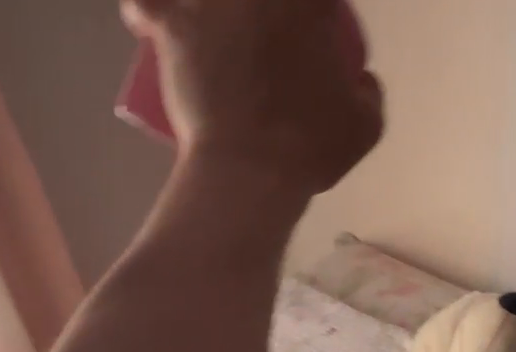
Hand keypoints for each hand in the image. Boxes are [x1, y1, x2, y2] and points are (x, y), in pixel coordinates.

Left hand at [122, 0, 383, 196]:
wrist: (253, 172)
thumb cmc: (311, 149)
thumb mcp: (364, 127)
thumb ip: (369, 93)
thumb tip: (362, 79)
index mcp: (309, 2)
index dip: (313, 11)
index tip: (312, 26)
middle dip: (258, 13)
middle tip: (258, 35)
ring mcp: (213, 4)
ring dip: (206, 9)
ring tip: (203, 26)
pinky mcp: (174, 28)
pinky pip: (147, 4)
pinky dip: (145, 11)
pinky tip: (146, 21)